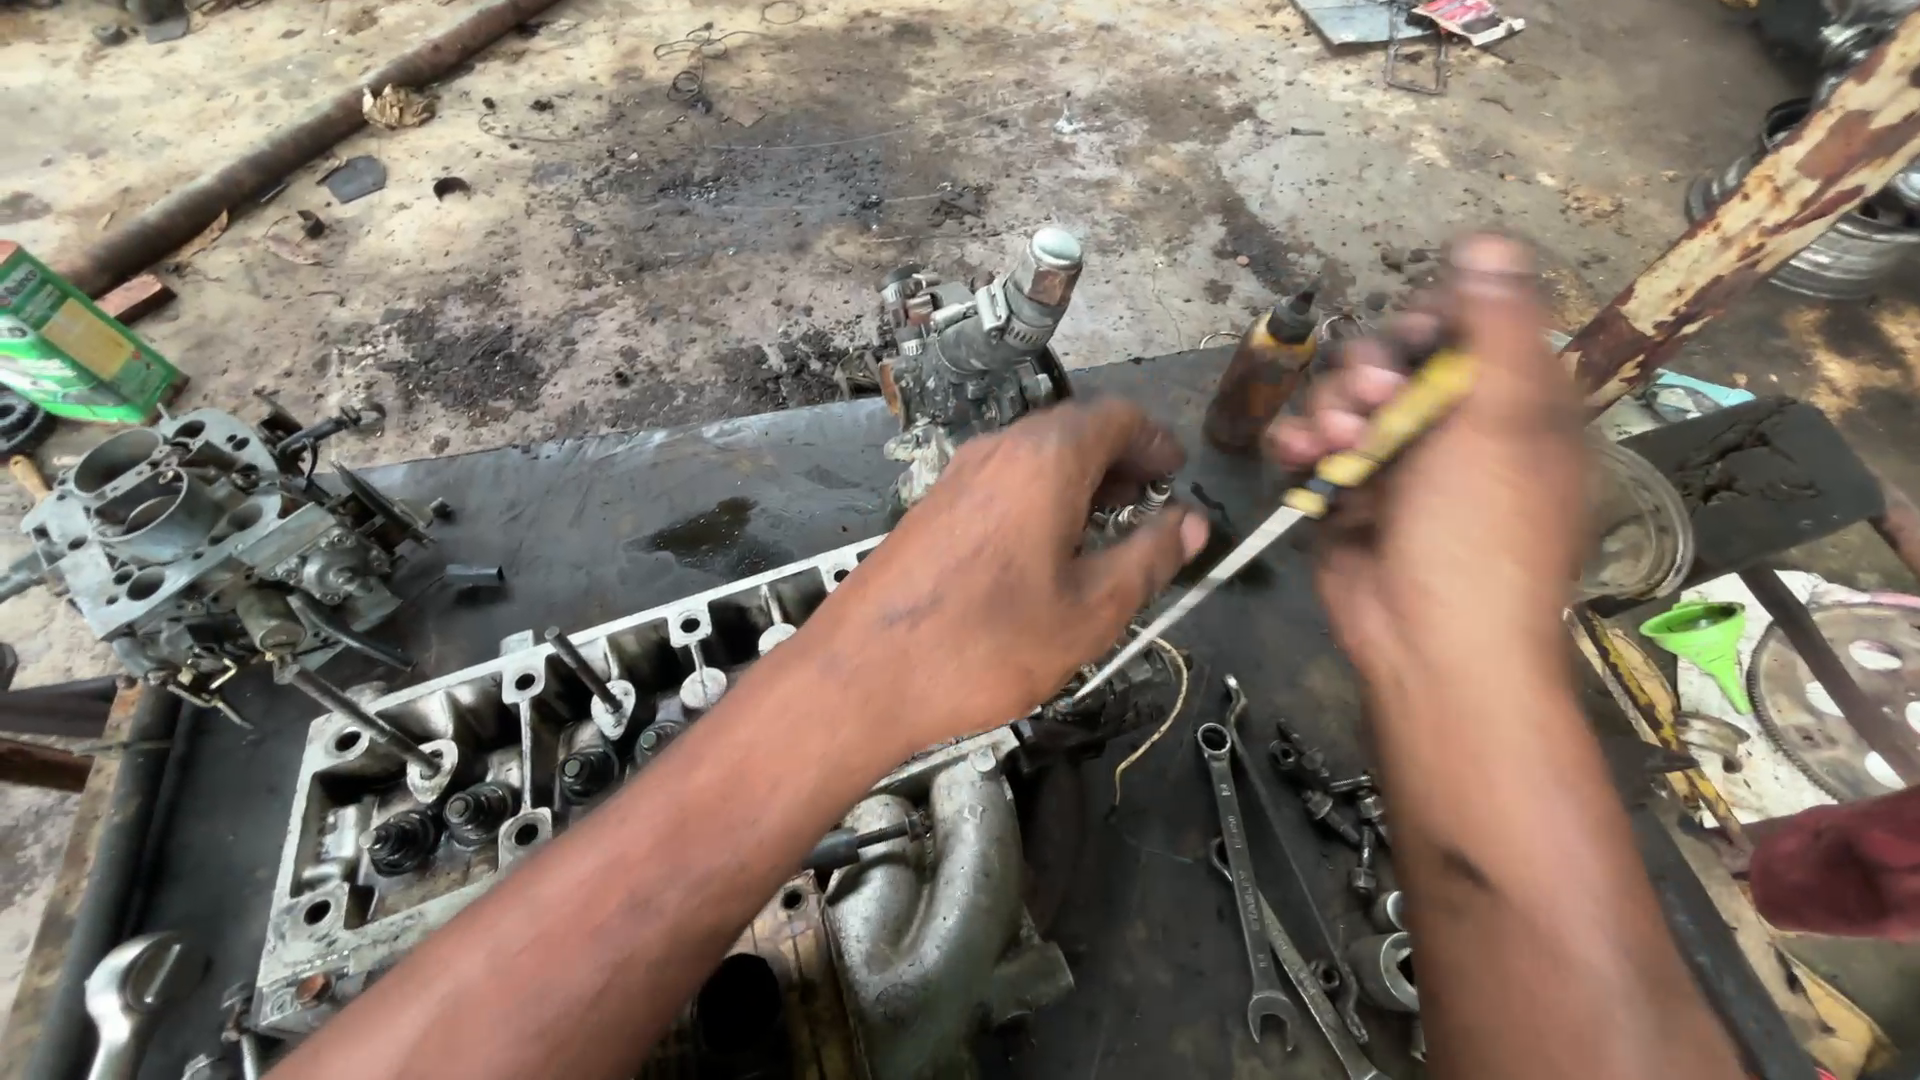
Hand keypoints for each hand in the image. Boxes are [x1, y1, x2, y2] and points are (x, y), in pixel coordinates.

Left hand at [802, 399, 1209, 751]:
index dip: (1156, 441)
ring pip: (1035, 458)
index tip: (1177, 477)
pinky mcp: (932, 508)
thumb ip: (1149, 559)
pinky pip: (1002, 483)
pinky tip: (1045, 553)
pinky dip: (1039, 499)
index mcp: (1044, 460)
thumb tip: (1193, 524)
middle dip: (1120, 462)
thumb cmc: (987, 644)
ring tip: (1105, 534)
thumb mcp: (1089, 611)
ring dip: (1079, 483)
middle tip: (1149, 508)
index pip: (1117, 417)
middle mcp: (997, 451)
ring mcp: (957, 477)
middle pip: (1074, 431)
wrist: (862, 675)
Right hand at [1266, 234, 1587, 684]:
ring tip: (1331, 441)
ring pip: (1341, 397)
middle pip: (1391, 355)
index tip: (1411, 341)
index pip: (1463, 324)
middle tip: (1370, 399)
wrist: (1425, 638)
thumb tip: (1487, 242)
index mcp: (1507, 400)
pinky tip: (1299, 456)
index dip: (1429, 320)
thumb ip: (1495, 328)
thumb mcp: (1502, 423)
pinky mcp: (1340, 489)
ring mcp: (1390, 457)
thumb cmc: (1481, 532)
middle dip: (1368, 370)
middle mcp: (1448, 422)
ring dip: (1328, 409)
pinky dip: (1297, 444)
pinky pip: (1308, 444)